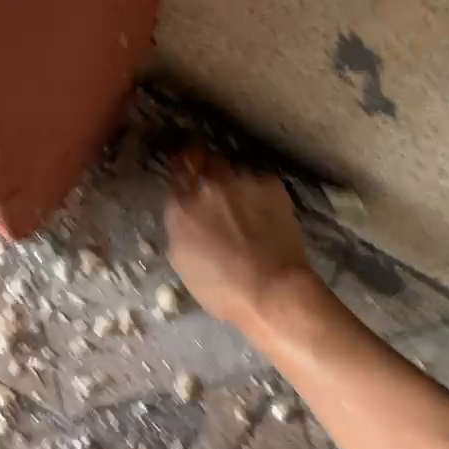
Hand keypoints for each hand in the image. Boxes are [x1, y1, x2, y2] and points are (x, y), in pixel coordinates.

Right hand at [164, 149, 321, 329]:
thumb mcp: (181, 258)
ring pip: (234, 170)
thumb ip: (179, 223)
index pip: (177, 167)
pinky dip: (259, 193)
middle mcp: (208, 184)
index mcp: (181, 205)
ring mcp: (241, 180)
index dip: (183, 166)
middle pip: (204, 159)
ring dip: (235, 183)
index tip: (188, 170)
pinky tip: (265, 216)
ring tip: (245, 210)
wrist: (272, 289)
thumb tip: (185, 209)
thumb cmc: (222, 288)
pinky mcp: (270, 183)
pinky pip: (259, 181)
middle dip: (208, 169)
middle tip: (216, 190)